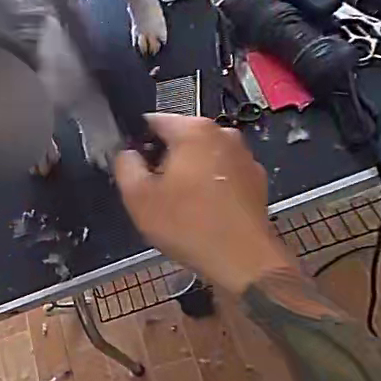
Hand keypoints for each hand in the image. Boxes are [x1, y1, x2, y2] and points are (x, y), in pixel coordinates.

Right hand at [112, 115, 293, 293]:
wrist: (242, 259)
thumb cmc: (189, 226)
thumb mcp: (139, 197)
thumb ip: (124, 165)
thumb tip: (127, 154)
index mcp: (194, 130)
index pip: (153, 121)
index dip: (137, 143)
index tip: (133, 168)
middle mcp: (224, 134)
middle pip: (181, 140)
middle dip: (165, 162)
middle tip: (155, 194)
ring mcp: (245, 157)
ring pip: (204, 159)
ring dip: (189, 176)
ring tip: (180, 209)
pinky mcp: (256, 181)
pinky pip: (224, 177)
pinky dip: (212, 189)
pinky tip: (204, 214)